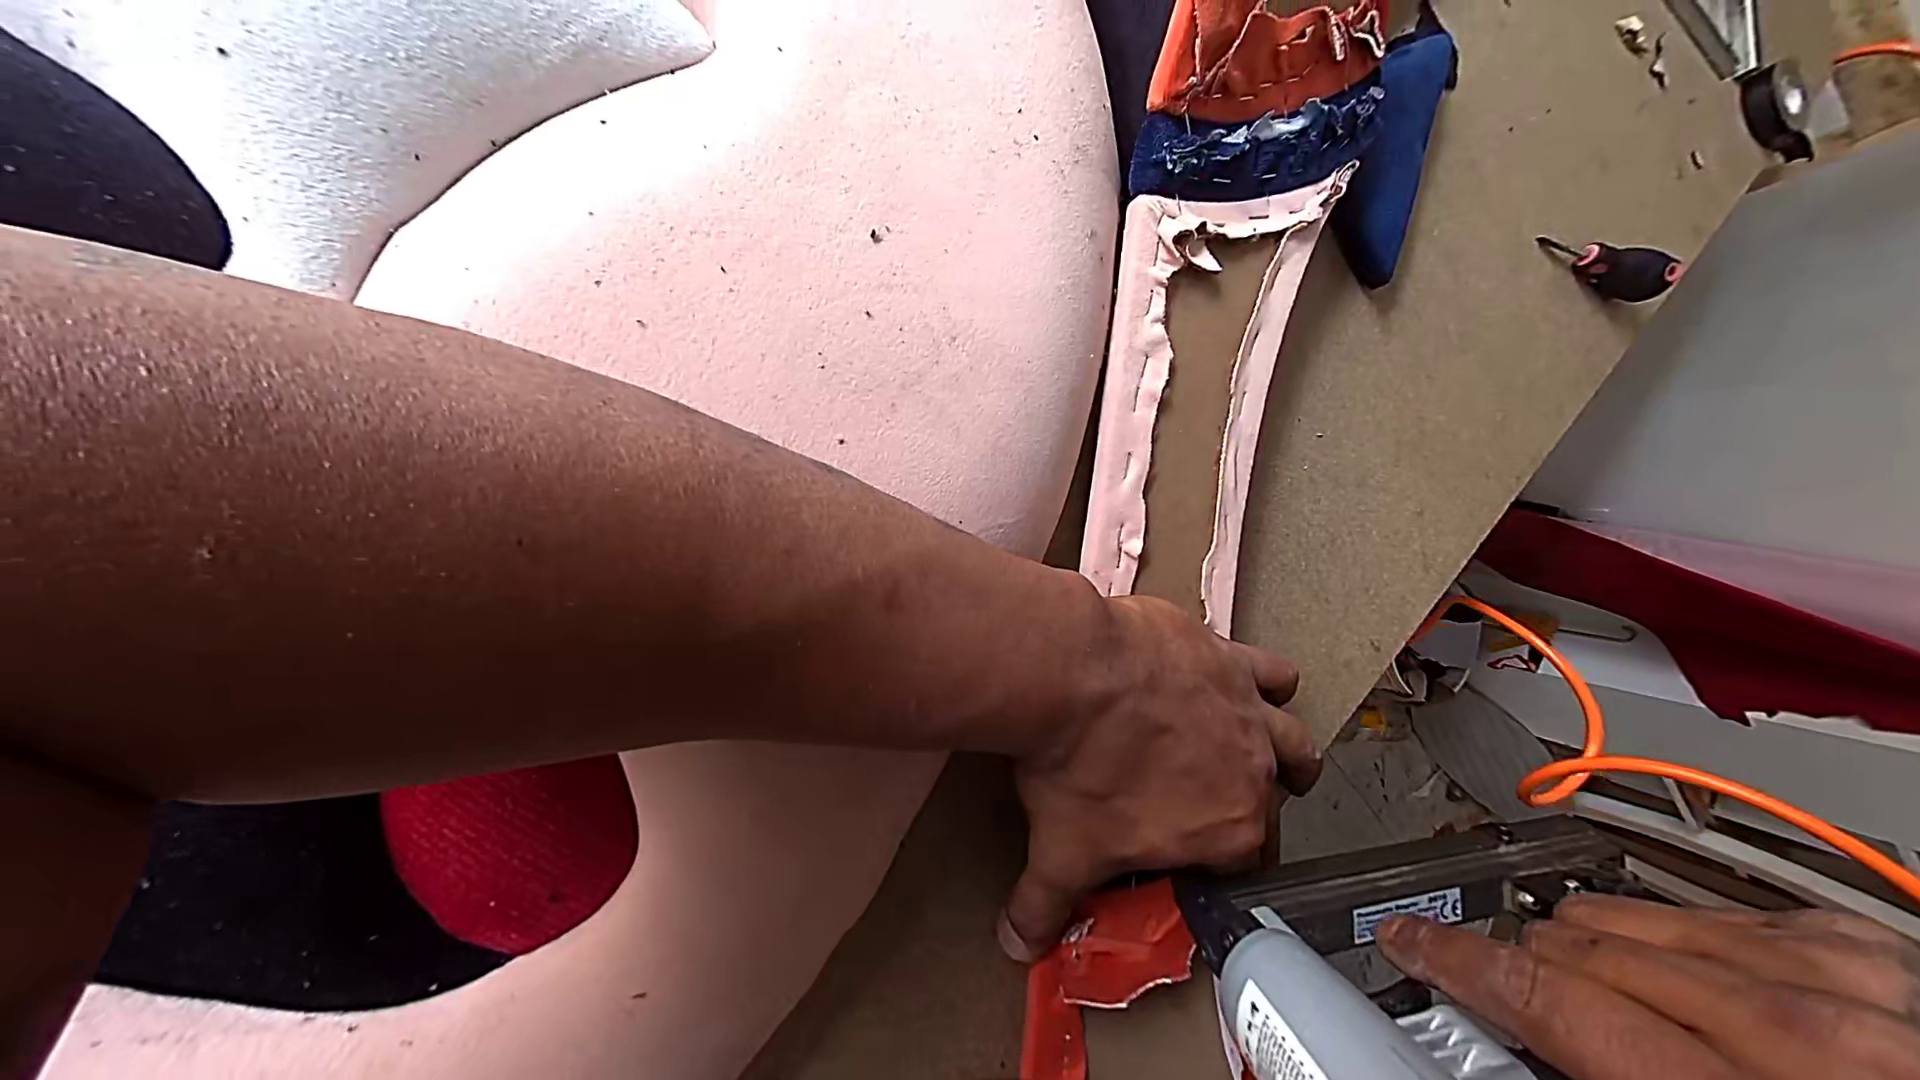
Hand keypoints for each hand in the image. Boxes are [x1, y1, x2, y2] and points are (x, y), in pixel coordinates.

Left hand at [997, 595, 1319, 960]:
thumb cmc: (1078, 763)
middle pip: (1273, 798)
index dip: (1218, 858)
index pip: (1243, 860)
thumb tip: (1017, 944)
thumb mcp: (1058, 850)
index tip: (1192, 847)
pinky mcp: (1226, 656)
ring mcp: (1246, 708)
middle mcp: (1253, 770)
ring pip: (1293, 737)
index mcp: (1228, 830)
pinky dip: (1260, 677)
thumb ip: (1041, 907)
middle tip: (1218, 796)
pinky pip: (1268, 670)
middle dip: (1254, 805)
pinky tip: (1234, 674)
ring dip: (1285, 748)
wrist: (1074, 674)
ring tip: (1269, 747)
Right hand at [1377, 894, 1919, 1079]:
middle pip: (1580, 951)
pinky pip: (1714, 912)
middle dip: (1525, 968)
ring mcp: (1859, 982)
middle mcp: (1814, 1031)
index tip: (1410, 938)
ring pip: (1631, 919)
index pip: (1549, 999)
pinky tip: (1674, 963)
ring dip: (1588, 948)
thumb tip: (1511, 1041)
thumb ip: (1603, 1074)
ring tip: (1583, 981)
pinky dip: (1671, 934)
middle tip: (1501, 994)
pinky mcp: (1881, 955)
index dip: (1456, 961)